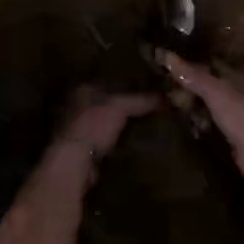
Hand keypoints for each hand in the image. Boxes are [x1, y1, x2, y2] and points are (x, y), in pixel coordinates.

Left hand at [41, 87, 160, 185]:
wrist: (74, 162)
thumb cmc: (93, 126)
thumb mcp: (121, 106)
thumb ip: (143, 100)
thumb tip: (170, 97)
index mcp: (83, 90)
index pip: (111, 80)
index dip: (131, 82)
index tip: (151, 87)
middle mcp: (79, 106)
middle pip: (110, 102)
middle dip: (130, 105)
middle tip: (154, 106)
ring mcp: (81, 129)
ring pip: (110, 122)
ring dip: (125, 124)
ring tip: (150, 124)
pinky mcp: (86, 149)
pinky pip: (109, 140)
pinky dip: (121, 140)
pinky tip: (137, 142)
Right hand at [158, 51, 243, 190]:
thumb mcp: (217, 93)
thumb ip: (193, 76)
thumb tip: (164, 54)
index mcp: (235, 78)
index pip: (206, 64)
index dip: (185, 61)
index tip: (160, 60)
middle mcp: (234, 93)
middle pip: (204, 84)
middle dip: (183, 84)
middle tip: (154, 84)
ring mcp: (232, 115)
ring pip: (204, 104)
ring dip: (186, 103)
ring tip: (158, 102)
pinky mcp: (228, 136)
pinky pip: (206, 123)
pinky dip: (193, 121)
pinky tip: (176, 122)